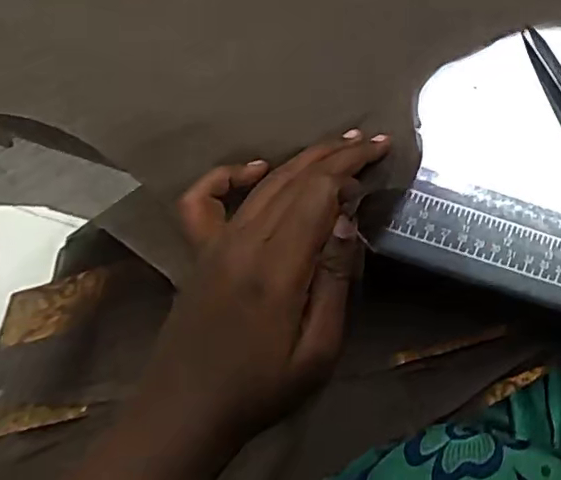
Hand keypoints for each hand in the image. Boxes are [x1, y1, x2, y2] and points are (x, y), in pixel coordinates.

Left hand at [70, 130, 390, 479]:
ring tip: (341, 142)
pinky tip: (255, 167)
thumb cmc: (260, 389)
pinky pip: (203, 199)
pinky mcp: (197, 252)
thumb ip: (336, 280)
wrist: (180, 419)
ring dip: (306, 156)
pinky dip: (227, 174)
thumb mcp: (318, 351)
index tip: (379, 156)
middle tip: (372, 140)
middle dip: (339, 153)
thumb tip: (348, 218)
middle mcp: (244, 242)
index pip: (319, 192)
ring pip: (266, 182)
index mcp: (277, 267)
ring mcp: (216, 243)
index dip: (351, 166)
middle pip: (296, 177)